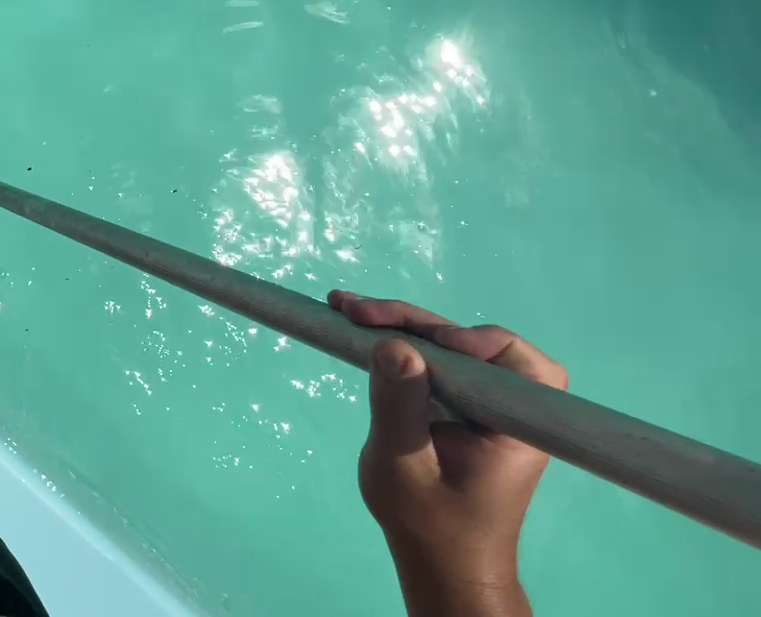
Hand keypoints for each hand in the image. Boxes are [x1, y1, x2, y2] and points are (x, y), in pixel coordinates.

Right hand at [329, 291, 565, 614]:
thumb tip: (393, 344)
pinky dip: (392, 340)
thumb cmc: (428, 521)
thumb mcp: (402, 462)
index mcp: (514, 427)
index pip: (523, 366)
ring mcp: (475, 404)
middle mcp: (502, 408)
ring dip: (395, 323)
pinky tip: (352, 325)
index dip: (480, 343)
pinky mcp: (450, 403)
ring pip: (443, 346)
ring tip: (342, 308)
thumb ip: (400, 404)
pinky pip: (427, 360)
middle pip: (469, 345)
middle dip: (413, 321)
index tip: (432, 343)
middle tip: (354, 311)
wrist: (437, 558)